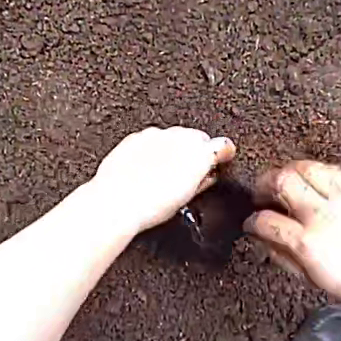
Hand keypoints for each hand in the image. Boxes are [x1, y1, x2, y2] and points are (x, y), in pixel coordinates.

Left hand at [85, 127, 236, 231]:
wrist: (117, 202)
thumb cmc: (151, 205)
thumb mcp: (187, 197)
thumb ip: (203, 180)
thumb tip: (207, 175)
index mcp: (199, 152)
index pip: (223, 145)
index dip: (223, 155)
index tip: (221, 161)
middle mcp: (179, 137)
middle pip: (197, 138)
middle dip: (196, 152)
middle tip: (189, 174)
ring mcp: (156, 135)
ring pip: (173, 137)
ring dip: (174, 150)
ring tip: (164, 174)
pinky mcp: (135, 137)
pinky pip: (151, 140)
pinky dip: (153, 150)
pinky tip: (146, 170)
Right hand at [245, 161, 340, 311]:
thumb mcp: (310, 278)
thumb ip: (283, 256)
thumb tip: (263, 240)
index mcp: (307, 243)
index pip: (266, 221)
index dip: (252, 221)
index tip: (252, 222)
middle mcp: (322, 216)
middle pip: (282, 180)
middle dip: (264, 184)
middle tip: (261, 193)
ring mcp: (340, 200)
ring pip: (305, 167)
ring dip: (287, 171)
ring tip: (283, 182)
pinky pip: (329, 169)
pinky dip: (313, 170)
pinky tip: (309, 179)